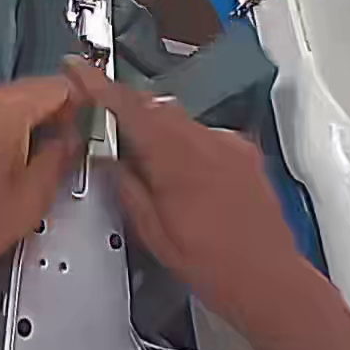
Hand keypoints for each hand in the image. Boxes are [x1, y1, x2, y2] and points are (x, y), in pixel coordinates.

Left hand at [0, 78, 83, 316]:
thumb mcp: (34, 193)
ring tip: (56, 151)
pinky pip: (2, 111)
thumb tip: (74, 140)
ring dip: (43, 118)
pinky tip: (27, 155)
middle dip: (65, 111)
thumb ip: (63, 155)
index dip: (86, 103)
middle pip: (41, 88)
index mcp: (6, 107)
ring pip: (22, 99)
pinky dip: (21, 125)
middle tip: (81, 138)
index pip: (62, 86)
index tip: (97, 120)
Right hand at [61, 56, 309, 334]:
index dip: (98, 84)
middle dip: (125, 104)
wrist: (271, 281)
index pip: (128, 108)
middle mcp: (203, 141)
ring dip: (156, 125)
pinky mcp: (243, 150)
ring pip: (178, 117)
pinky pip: (204, 131)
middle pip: (153, 105)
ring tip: (146, 158)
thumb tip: (110, 160)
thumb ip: (128, 188)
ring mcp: (227, 143)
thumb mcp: (154, 234)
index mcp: (175, 159)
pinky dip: (185, 140)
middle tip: (104, 114)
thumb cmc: (212, 266)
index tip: (78, 68)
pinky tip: (185, 170)